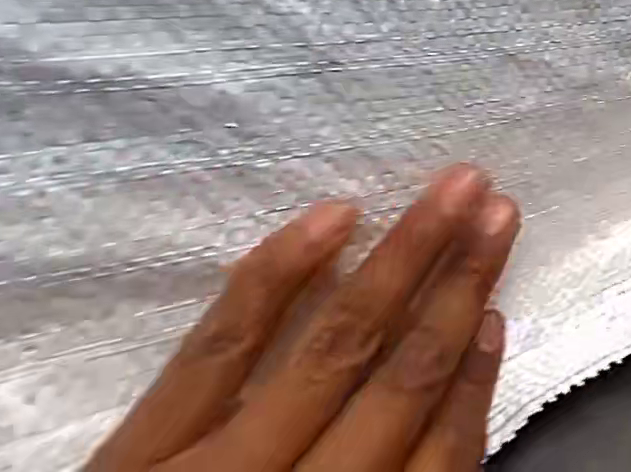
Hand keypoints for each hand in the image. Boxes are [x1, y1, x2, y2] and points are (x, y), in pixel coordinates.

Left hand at [89, 164, 520, 471]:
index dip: (476, 379)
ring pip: (333, 344)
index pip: (439, 455)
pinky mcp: (130, 459)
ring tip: (456, 186)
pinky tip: (333, 216)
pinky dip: (279, 277)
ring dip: (405, 254)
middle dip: (460, 282)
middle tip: (500, 205)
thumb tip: (464, 374)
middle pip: (401, 377)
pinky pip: (215, 351)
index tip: (499, 307)